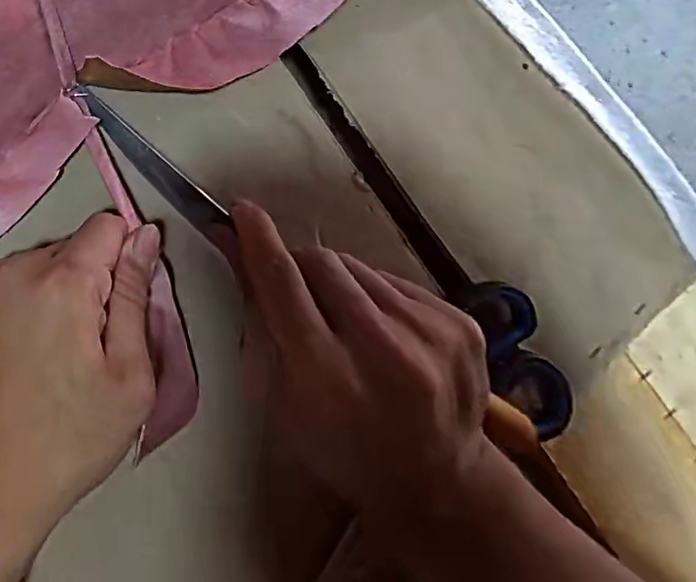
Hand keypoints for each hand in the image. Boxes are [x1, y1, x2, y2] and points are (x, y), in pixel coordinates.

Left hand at [0, 210, 162, 580]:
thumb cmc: (74, 435)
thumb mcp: (130, 374)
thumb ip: (136, 294)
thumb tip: (145, 234)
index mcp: (62, 281)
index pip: (109, 225)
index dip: (128, 257)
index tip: (126, 302)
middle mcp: (20, 267)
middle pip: (80, 243)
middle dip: (98, 277)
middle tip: (96, 338)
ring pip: (52, 257)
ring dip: (68, 286)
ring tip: (65, 346)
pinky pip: (24, 274)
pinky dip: (40, 294)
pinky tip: (38, 343)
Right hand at [230, 199, 502, 525]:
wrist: (441, 485)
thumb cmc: (343, 448)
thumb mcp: (284, 400)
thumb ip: (260, 321)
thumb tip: (234, 246)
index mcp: (328, 375)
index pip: (283, 283)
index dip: (258, 241)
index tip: (243, 211)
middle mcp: (383, 350)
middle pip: (320, 262)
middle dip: (300, 268)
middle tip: (300, 297)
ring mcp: (430, 336)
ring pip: (356, 266)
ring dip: (339, 282)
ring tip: (348, 324)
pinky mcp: (461, 326)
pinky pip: (393, 279)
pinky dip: (376, 294)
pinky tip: (385, 332)